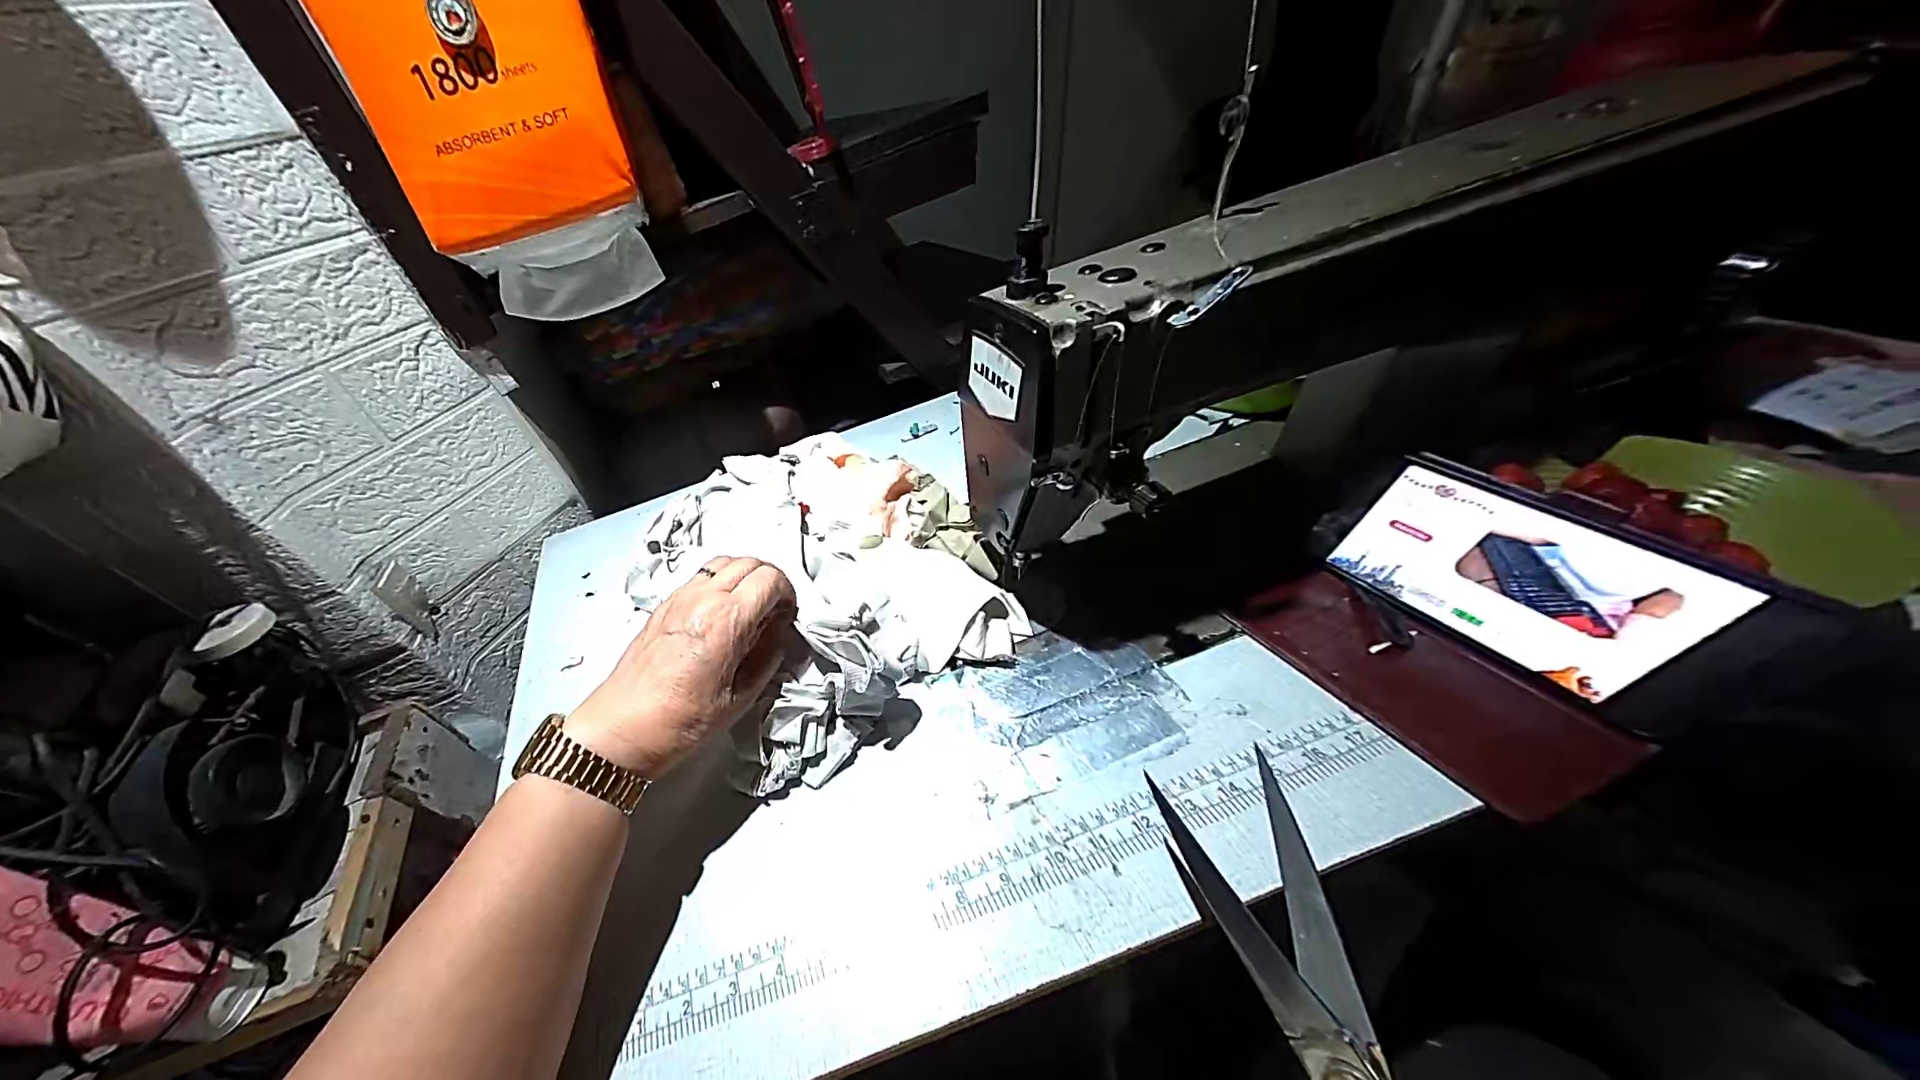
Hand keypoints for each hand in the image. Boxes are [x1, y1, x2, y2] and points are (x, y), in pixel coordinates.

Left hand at [566, 556, 795, 777]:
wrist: (621, 729)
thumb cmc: (677, 720)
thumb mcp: (741, 695)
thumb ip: (768, 656)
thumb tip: (779, 634)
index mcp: (725, 620)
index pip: (771, 579)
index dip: (788, 595)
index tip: (788, 615)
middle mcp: (702, 599)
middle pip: (750, 563)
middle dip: (770, 582)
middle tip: (774, 610)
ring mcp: (679, 599)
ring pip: (725, 563)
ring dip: (745, 578)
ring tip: (750, 608)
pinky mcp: (664, 606)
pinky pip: (701, 577)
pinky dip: (721, 584)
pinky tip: (723, 615)